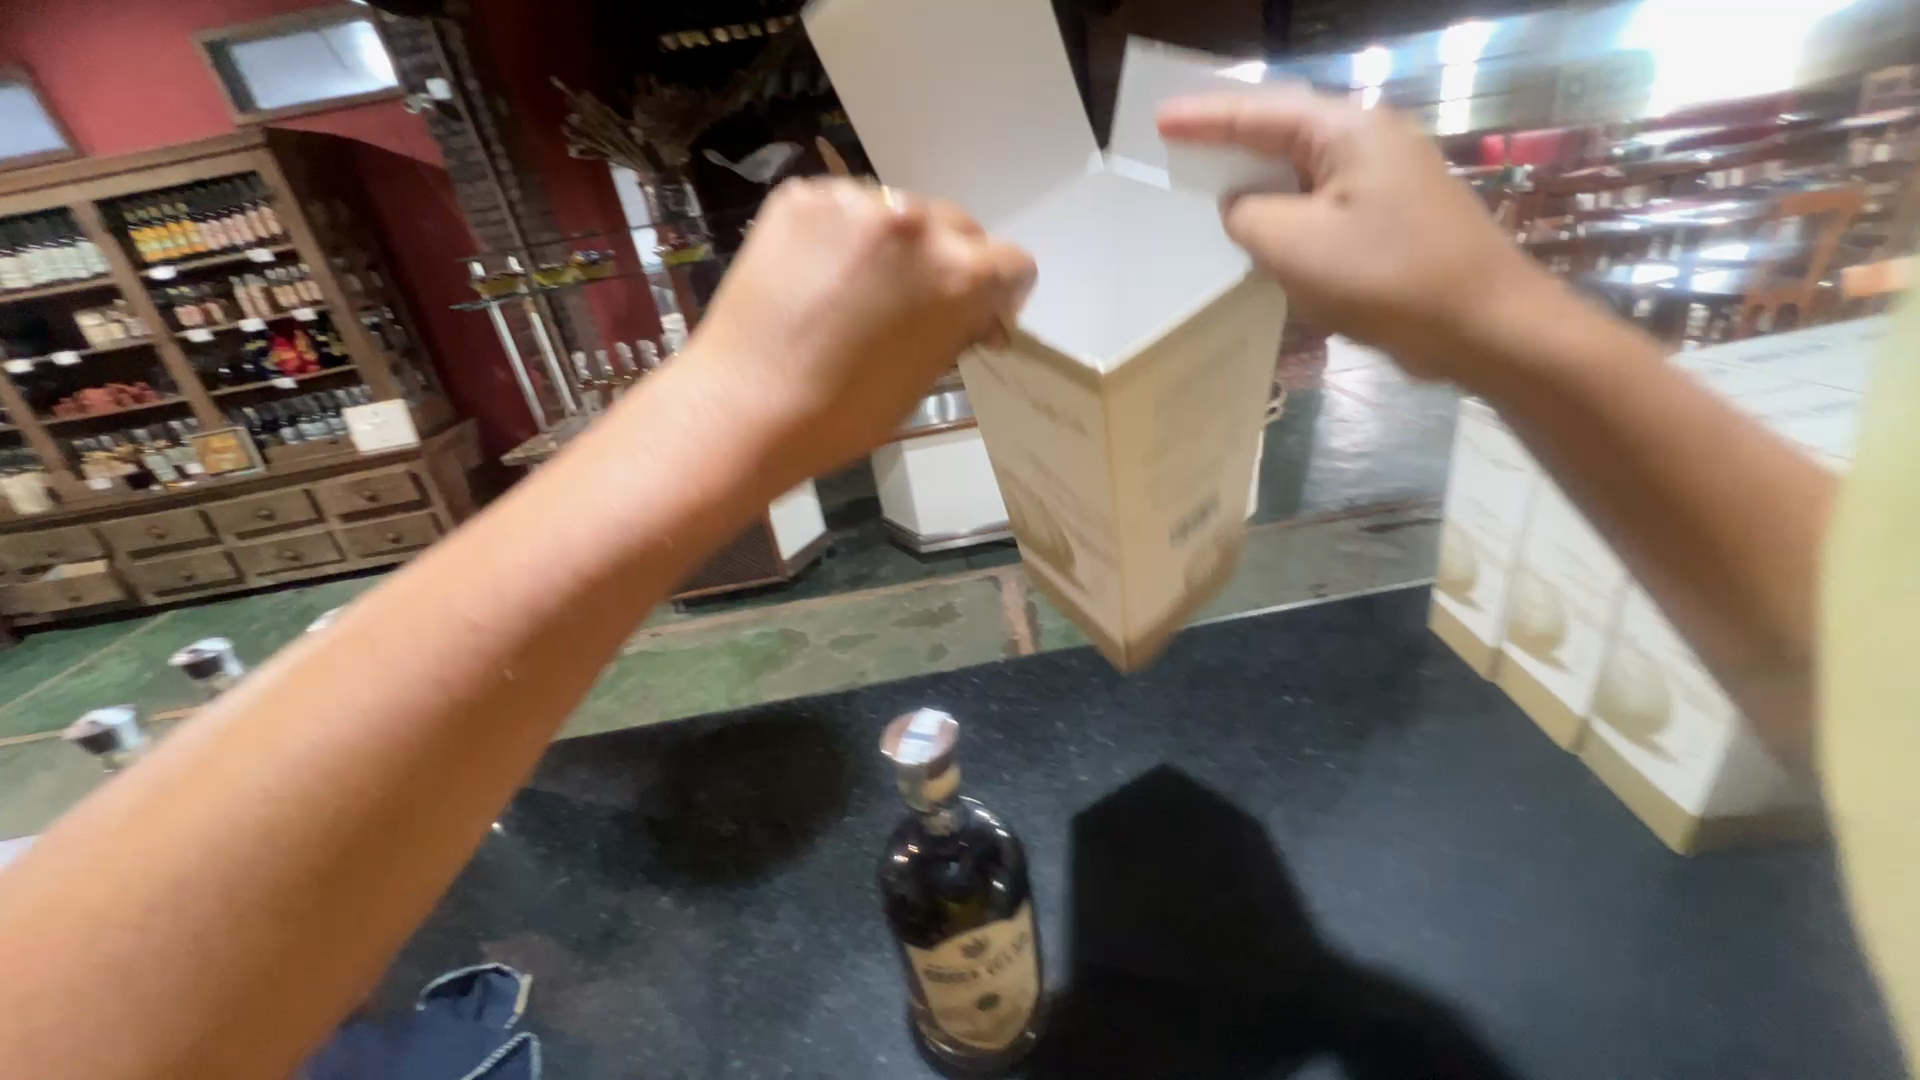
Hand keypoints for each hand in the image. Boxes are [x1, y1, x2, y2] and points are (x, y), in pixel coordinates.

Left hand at [681, 178, 1034, 480]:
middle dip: (948, 265)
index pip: (1013, 263)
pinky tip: (818, 275)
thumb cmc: (842, 415)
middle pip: (960, 228)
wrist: (744, 407)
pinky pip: (845, 208)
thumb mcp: (922, 379)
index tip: (977, 315)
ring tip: (856, 290)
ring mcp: (854, 202)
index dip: (1000, 294)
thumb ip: (956, 330)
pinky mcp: (802, 197)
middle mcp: (915, 222)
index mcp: (958, 274)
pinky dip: (843, 236)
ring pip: (901, 213)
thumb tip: (972, 315)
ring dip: (895, 245)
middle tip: (914, 305)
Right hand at [1158, 88, 1559, 385]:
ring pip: (1302, 172)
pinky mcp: (1390, 219)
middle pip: (1284, 132)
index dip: (1205, 118)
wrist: (1481, 324)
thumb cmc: (1385, 277)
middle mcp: (1370, 143)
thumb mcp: (1293, 245)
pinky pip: (1320, 204)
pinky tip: (1262, 230)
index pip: (1261, 113)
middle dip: (1229, 140)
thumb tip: (1241, 206)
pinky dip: (1284, 212)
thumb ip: (1249, 215)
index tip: (1161, 119)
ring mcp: (1385, 181)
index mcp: (1347, 132)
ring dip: (1256, 179)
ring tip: (1210, 184)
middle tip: (1179, 145)